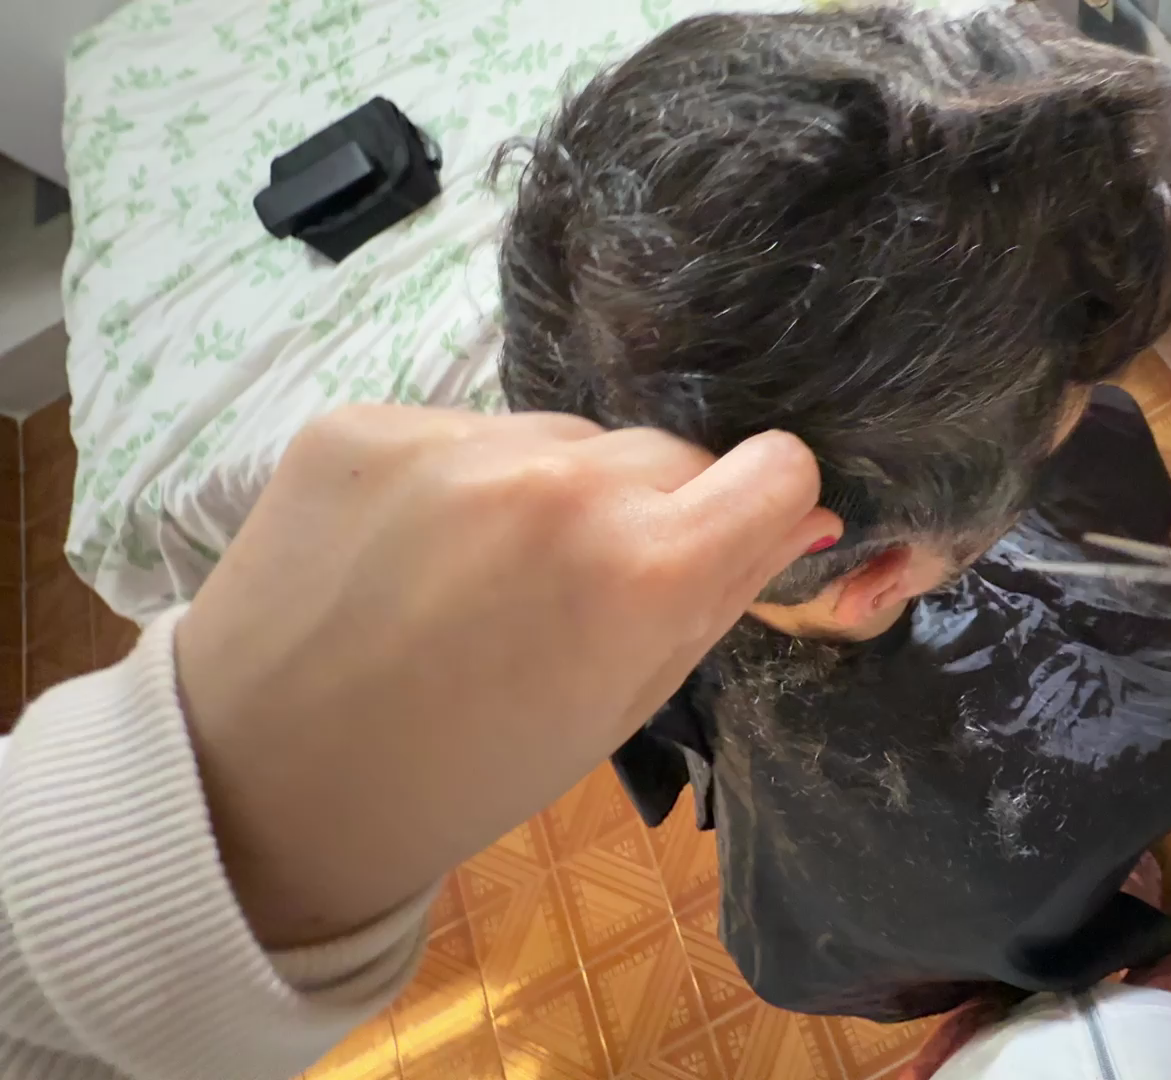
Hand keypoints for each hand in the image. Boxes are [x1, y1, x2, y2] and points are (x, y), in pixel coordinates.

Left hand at [176, 407, 837, 946]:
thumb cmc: (492, 762)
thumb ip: (735, 586)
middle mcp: (563, 484)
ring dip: (573, 490)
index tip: (740, 528)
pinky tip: (432, 543)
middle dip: (664, 506)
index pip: (781, 466)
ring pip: (583, 439)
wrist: (267, 788)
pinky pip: (488, 430)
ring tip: (502, 565)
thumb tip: (813, 516)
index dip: (774, 500)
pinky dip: (486, 479)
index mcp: (646, 569)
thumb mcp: (642, 691)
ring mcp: (456, 444)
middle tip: (598, 578)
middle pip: (679, 450)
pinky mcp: (368, 422)